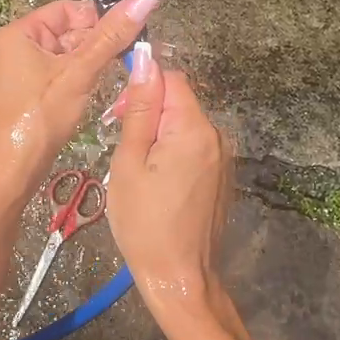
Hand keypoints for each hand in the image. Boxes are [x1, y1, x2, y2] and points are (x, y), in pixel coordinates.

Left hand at [0, 0, 165, 190]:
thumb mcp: (79, 72)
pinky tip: (92, 89)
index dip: (98, 19)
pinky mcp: (31, 89)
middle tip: (122, 58)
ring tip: (108, 75)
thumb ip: (112, 36)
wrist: (16, 166)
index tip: (124, 35)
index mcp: (20, 32)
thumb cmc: (41, 115)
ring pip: (68, 53)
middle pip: (69, 30)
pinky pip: (61, 71)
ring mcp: (22, 68)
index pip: (67, 9)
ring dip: (90, 62)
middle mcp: (17, 45)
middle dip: (95, 43)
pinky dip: (80, 76)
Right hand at [105, 47, 233, 319]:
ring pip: (183, 126)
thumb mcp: (129, 162)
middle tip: (120, 147)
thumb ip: (138, 110)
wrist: (179, 277)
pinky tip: (154, 184)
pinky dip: (170, 154)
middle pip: (178, 102)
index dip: (141, 88)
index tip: (116, 117)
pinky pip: (193, 149)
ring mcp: (223, 159)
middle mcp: (217, 137)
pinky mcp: (221, 178)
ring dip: (156, 135)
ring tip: (134, 169)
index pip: (171, 79)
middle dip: (147, 113)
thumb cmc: (144, 222)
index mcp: (194, 129)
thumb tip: (143, 61)